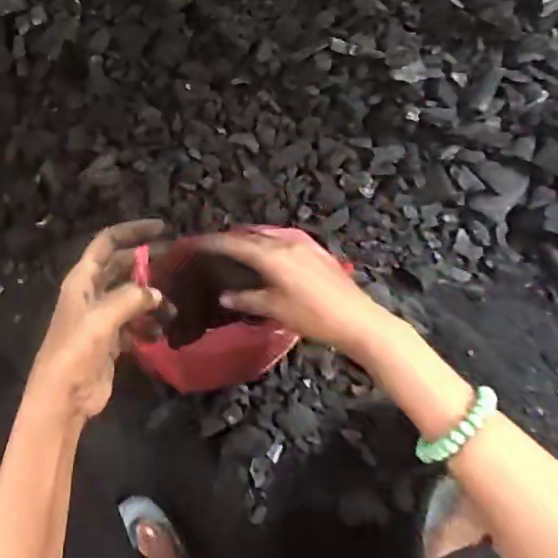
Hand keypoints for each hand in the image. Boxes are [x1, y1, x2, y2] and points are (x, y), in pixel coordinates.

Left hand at [27, 219, 167, 418]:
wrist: (63, 396)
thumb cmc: (75, 351)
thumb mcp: (101, 319)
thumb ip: (130, 299)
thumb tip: (156, 293)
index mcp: (81, 279)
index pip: (107, 242)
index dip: (132, 231)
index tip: (161, 227)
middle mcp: (90, 292)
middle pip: (121, 267)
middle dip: (147, 263)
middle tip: (179, 262)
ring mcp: (100, 317)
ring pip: (131, 296)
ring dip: (152, 299)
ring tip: (173, 307)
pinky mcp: (110, 340)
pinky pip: (134, 324)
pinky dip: (149, 325)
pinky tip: (162, 333)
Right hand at [197, 228, 398, 357]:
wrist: (361, 322)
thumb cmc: (314, 317)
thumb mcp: (275, 310)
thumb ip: (247, 300)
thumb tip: (224, 296)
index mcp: (270, 256)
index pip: (233, 243)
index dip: (212, 242)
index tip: (196, 243)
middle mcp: (284, 243)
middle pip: (250, 234)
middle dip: (230, 238)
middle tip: (214, 246)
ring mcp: (303, 245)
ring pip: (268, 234)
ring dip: (250, 238)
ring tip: (238, 248)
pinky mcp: (317, 252)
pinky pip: (284, 239)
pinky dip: (269, 242)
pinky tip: (269, 253)